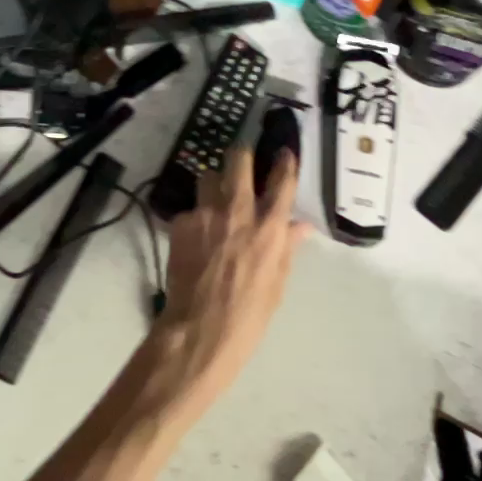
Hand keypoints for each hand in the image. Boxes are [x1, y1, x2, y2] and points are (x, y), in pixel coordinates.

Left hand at [152, 142, 309, 402]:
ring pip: (208, 177)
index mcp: (269, 227)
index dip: (284, 162)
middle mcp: (238, 210)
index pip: (282, 181)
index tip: (283, 152)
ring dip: (214, 184)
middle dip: (241, 155)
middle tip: (241, 162)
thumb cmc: (248, 314)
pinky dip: (195, 218)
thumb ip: (286, 247)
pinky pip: (190, 209)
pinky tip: (195, 239)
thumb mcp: (277, 283)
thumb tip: (300, 226)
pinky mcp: (181, 222)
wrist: (200, 329)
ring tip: (215, 201)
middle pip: (238, 160)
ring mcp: (206, 213)